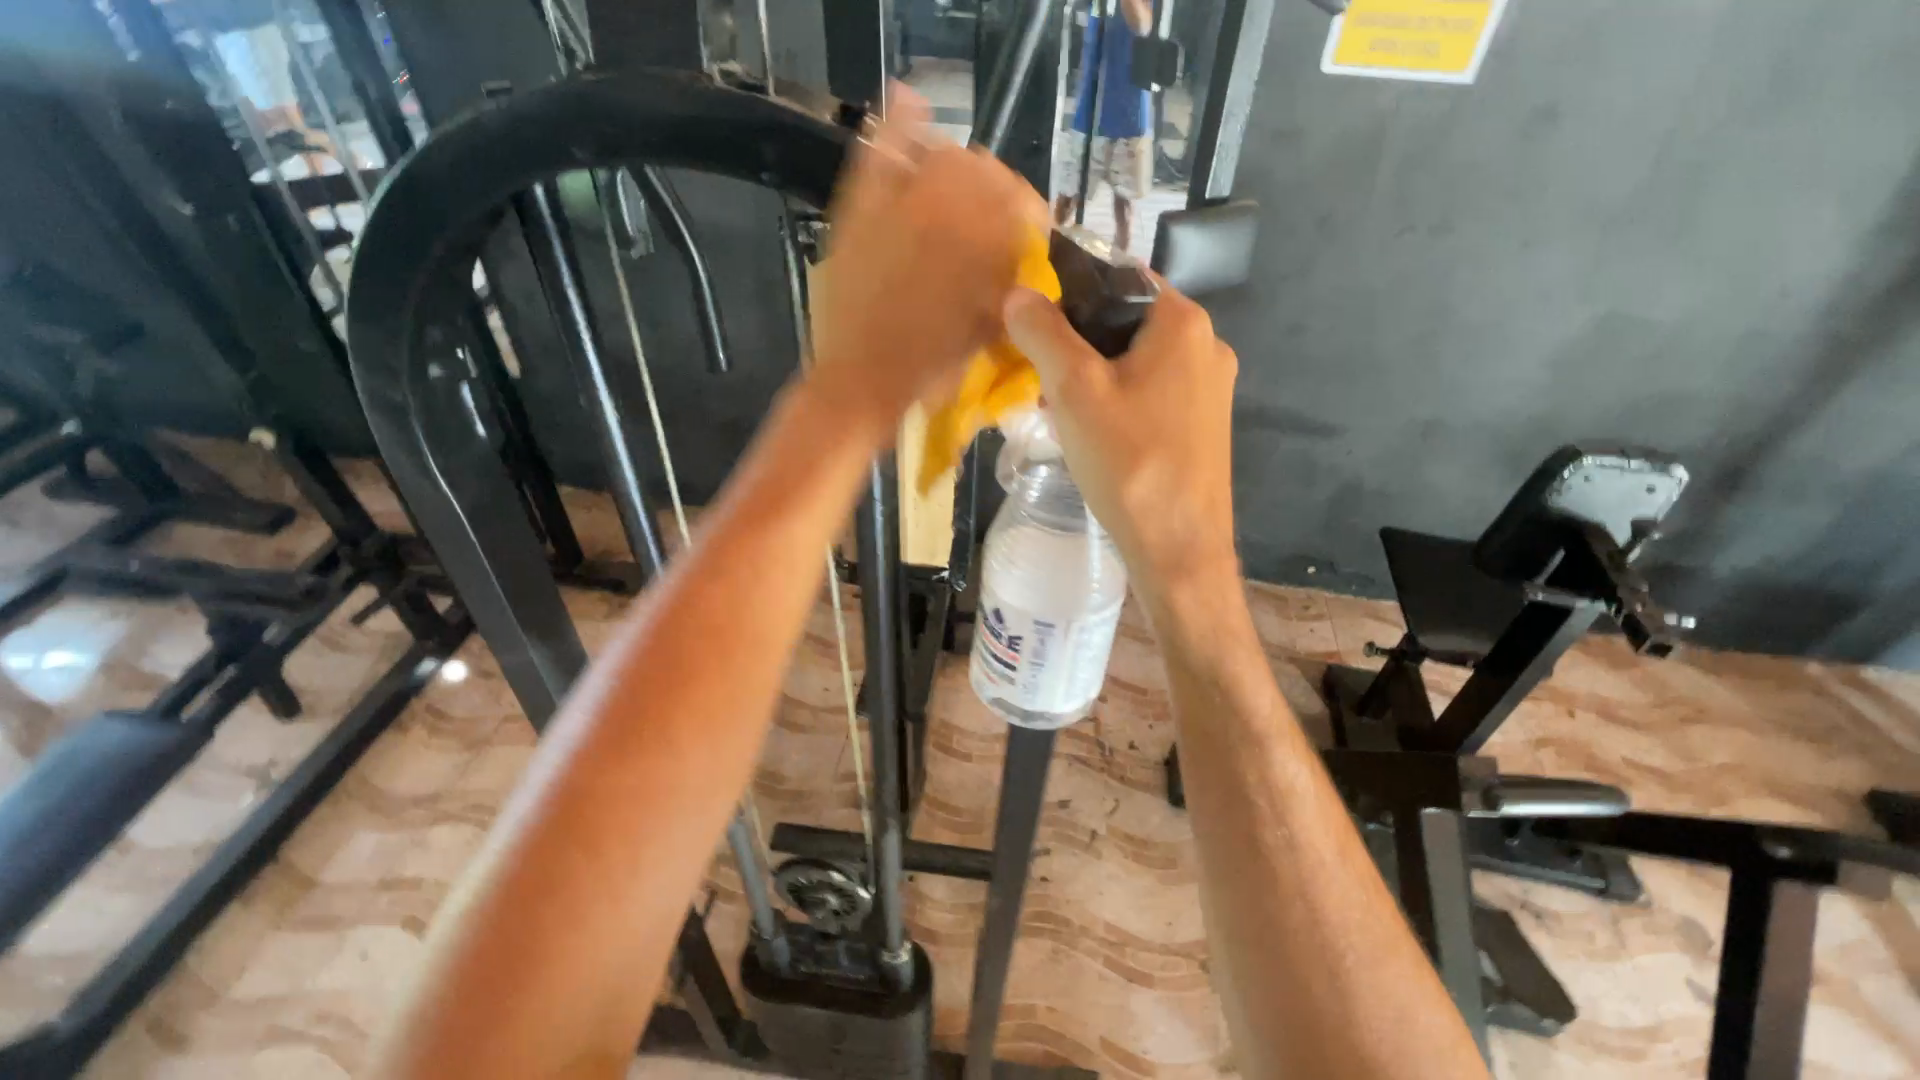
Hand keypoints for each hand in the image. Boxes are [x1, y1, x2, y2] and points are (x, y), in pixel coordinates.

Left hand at [807, 88, 1045, 430]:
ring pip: (942, 157)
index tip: (1028, 230)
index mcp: (986, 244)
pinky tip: (909, 100)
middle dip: (995, 188)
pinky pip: (881, 153)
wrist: (861, 379)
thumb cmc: (930, 368)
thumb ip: (1012, 285)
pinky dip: (896, 124)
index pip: (1020, 202)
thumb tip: (1026, 258)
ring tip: (958, 186)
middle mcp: (950, 212)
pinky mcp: (862, 208)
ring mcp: (902, 204)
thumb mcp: (987, 329)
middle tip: (992, 214)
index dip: (1028, 212)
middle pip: (984, 172)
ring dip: (958, 165)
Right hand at [1003, 283, 1239, 603]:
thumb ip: (1043, 333)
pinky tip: (1092, 436)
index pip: (1121, 275)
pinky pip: (1152, 394)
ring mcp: (1211, 389)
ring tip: (1059, 412)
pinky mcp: (1204, 425)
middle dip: (1079, 343)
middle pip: (1127, 320)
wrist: (1179, 549)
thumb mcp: (1073, 391)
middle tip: (1041, 377)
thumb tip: (1018, 292)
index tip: (1034, 323)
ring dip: (1094, 376)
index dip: (1072, 290)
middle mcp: (1207, 345)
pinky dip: (1117, 402)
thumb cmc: (1128, 461)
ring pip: (1137, 361)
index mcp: (1183, 322)